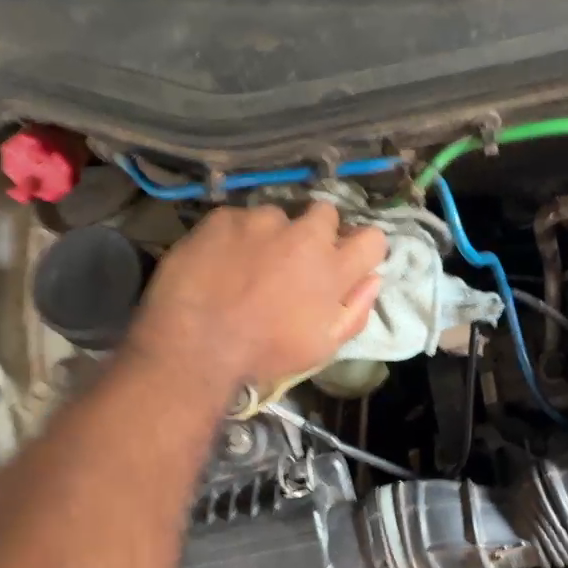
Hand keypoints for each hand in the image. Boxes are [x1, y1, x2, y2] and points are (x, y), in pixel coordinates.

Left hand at [130, 202, 386, 387]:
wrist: (194, 346)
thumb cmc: (265, 354)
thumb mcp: (323, 348)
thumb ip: (355, 310)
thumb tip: (373, 279)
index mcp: (332, 269)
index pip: (372, 238)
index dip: (361, 251)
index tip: (347, 264)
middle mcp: (303, 234)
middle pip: (326, 214)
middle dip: (318, 232)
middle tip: (296, 262)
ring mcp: (261, 221)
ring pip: (279, 217)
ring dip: (273, 236)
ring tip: (250, 266)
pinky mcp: (223, 217)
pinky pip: (239, 219)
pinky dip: (236, 237)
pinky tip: (221, 263)